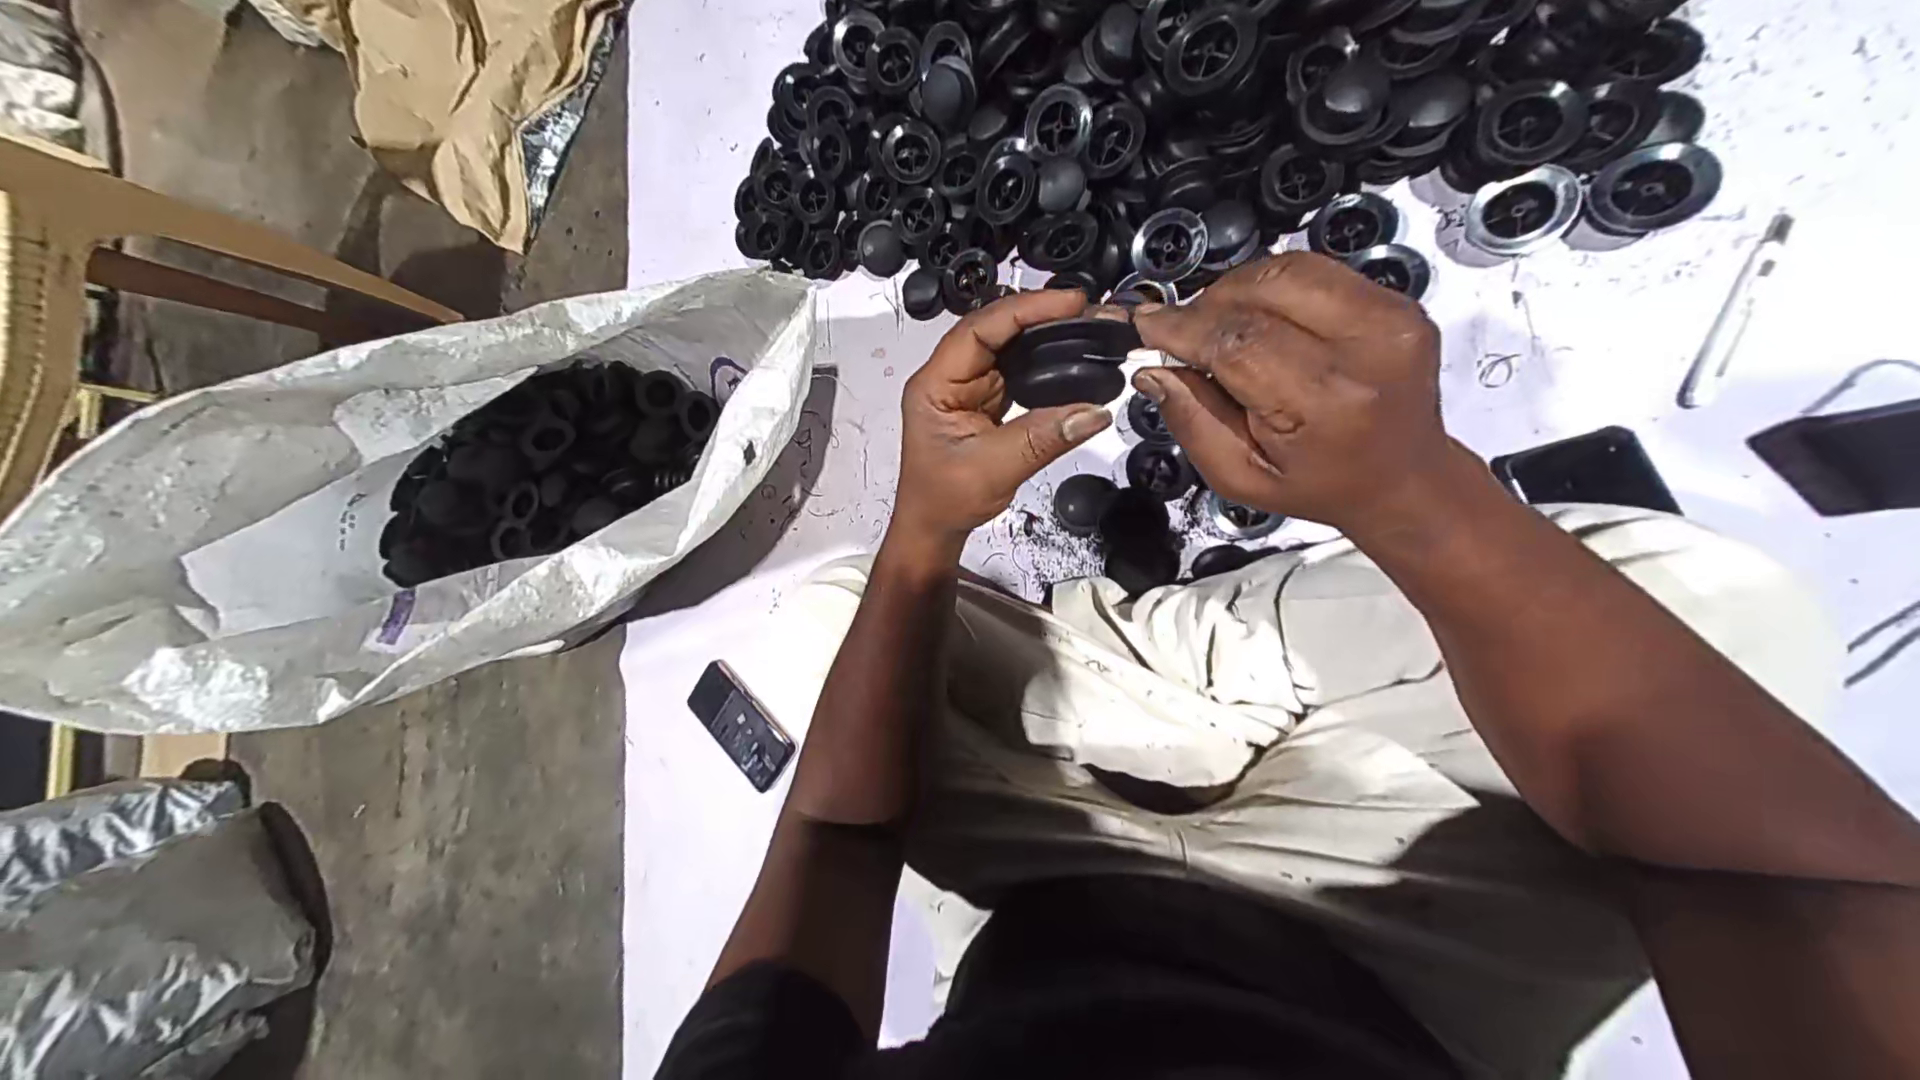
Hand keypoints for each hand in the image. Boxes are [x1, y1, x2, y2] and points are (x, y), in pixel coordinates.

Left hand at [891, 289, 1113, 549]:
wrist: (935, 526)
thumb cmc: (943, 500)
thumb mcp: (994, 469)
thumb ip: (1044, 438)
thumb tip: (1091, 413)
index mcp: (935, 385)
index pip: (978, 329)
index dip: (1024, 310)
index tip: (1066, 303)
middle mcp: (950, 379)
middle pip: (996, 330)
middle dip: (1041, 316)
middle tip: (1086, 311)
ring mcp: (969, 389)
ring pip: (1009, 347)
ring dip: (1045, 336)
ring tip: (1084, 328)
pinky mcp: (986, 402)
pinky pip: (1017, 371)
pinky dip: (1044, 363)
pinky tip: (1068, 356)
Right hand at [1131, 252, 1471, 538]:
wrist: (1400, 478)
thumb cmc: (1324, 484)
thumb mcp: (1240, 476)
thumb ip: (1193, 422)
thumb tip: (1155, 373)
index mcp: (1327, 402)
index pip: (1237, 340)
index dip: (1182, 327)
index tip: (1148, 325)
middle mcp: (1368, 348)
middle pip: (1260, 291)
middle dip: (1204, 306)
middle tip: (1180, 333)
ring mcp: (1388, 317)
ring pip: (1287, 270)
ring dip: (1234, 291)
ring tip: (1215, 326)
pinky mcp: (1394, 302)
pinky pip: (1315, 272)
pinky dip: (1269, 288)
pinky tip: (1255, 319)